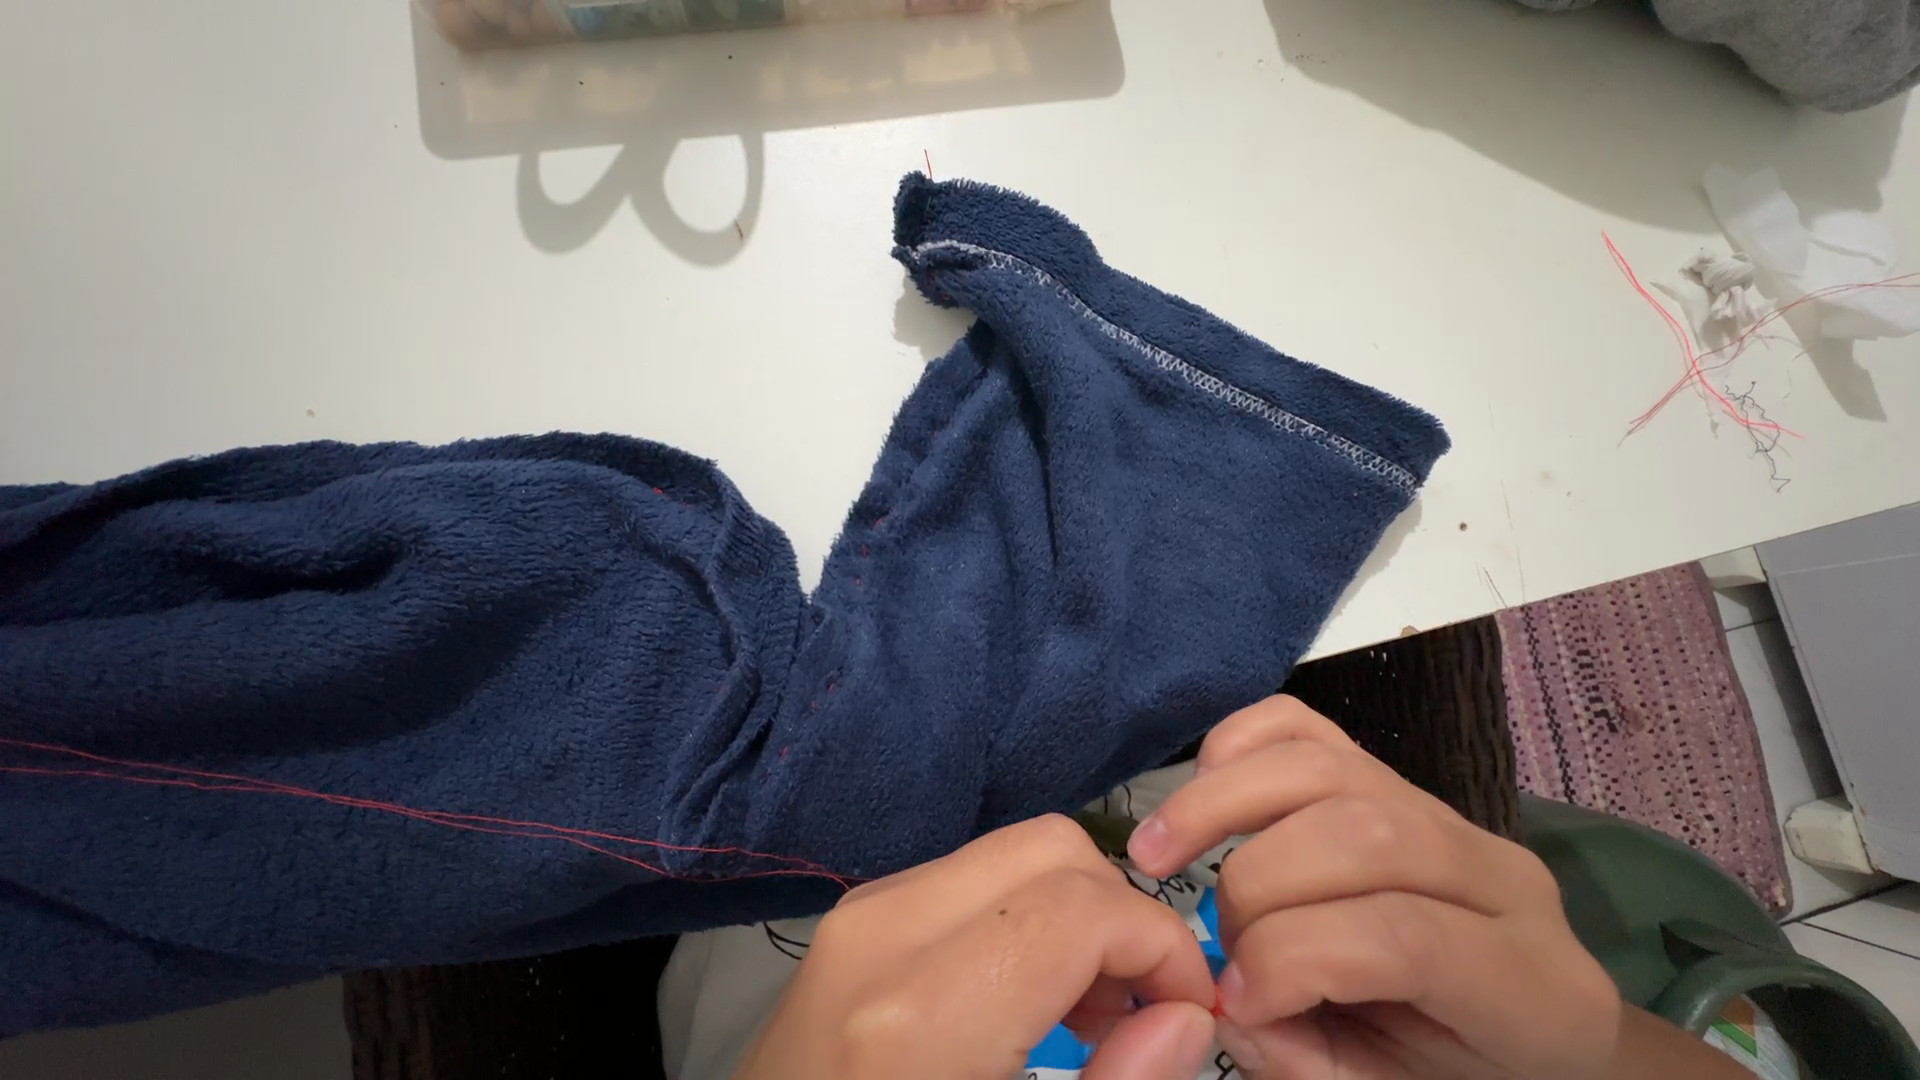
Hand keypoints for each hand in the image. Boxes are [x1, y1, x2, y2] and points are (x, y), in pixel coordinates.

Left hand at [735, 814, 1218, 1079]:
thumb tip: (1185, 1014)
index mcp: (918, 1012)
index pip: (1078, 908)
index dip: (1161, 946)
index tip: (1191, 1011)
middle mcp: (884, 926)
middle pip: (1051, 847)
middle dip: (1122, 912)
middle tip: (1144, 1005)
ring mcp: (862, 908)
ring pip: (1015, 849)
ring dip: (1078, 908)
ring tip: (1095, 1007)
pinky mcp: (857, 911)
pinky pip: (973, 873)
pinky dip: (1029, 911)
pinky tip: (1033, 989)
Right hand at [1127, 695, 1619, 1079]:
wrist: (1533, 1022)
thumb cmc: (1463, 1067)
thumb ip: (1313, 1064)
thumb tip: (1228, 1006)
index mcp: (1529, 981)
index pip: (1403, 935)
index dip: (1294, 959)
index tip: (1232, 999)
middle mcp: (1492, 870)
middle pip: (1357, 834)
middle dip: (1254, 886)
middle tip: (1214, 941)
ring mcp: (1435, 805)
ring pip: (1321, 766)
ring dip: (1217, 802)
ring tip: (1155, 849)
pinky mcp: (1382, 769)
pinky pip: (1305, 725)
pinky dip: (1238, 741)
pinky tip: (1201, 785)